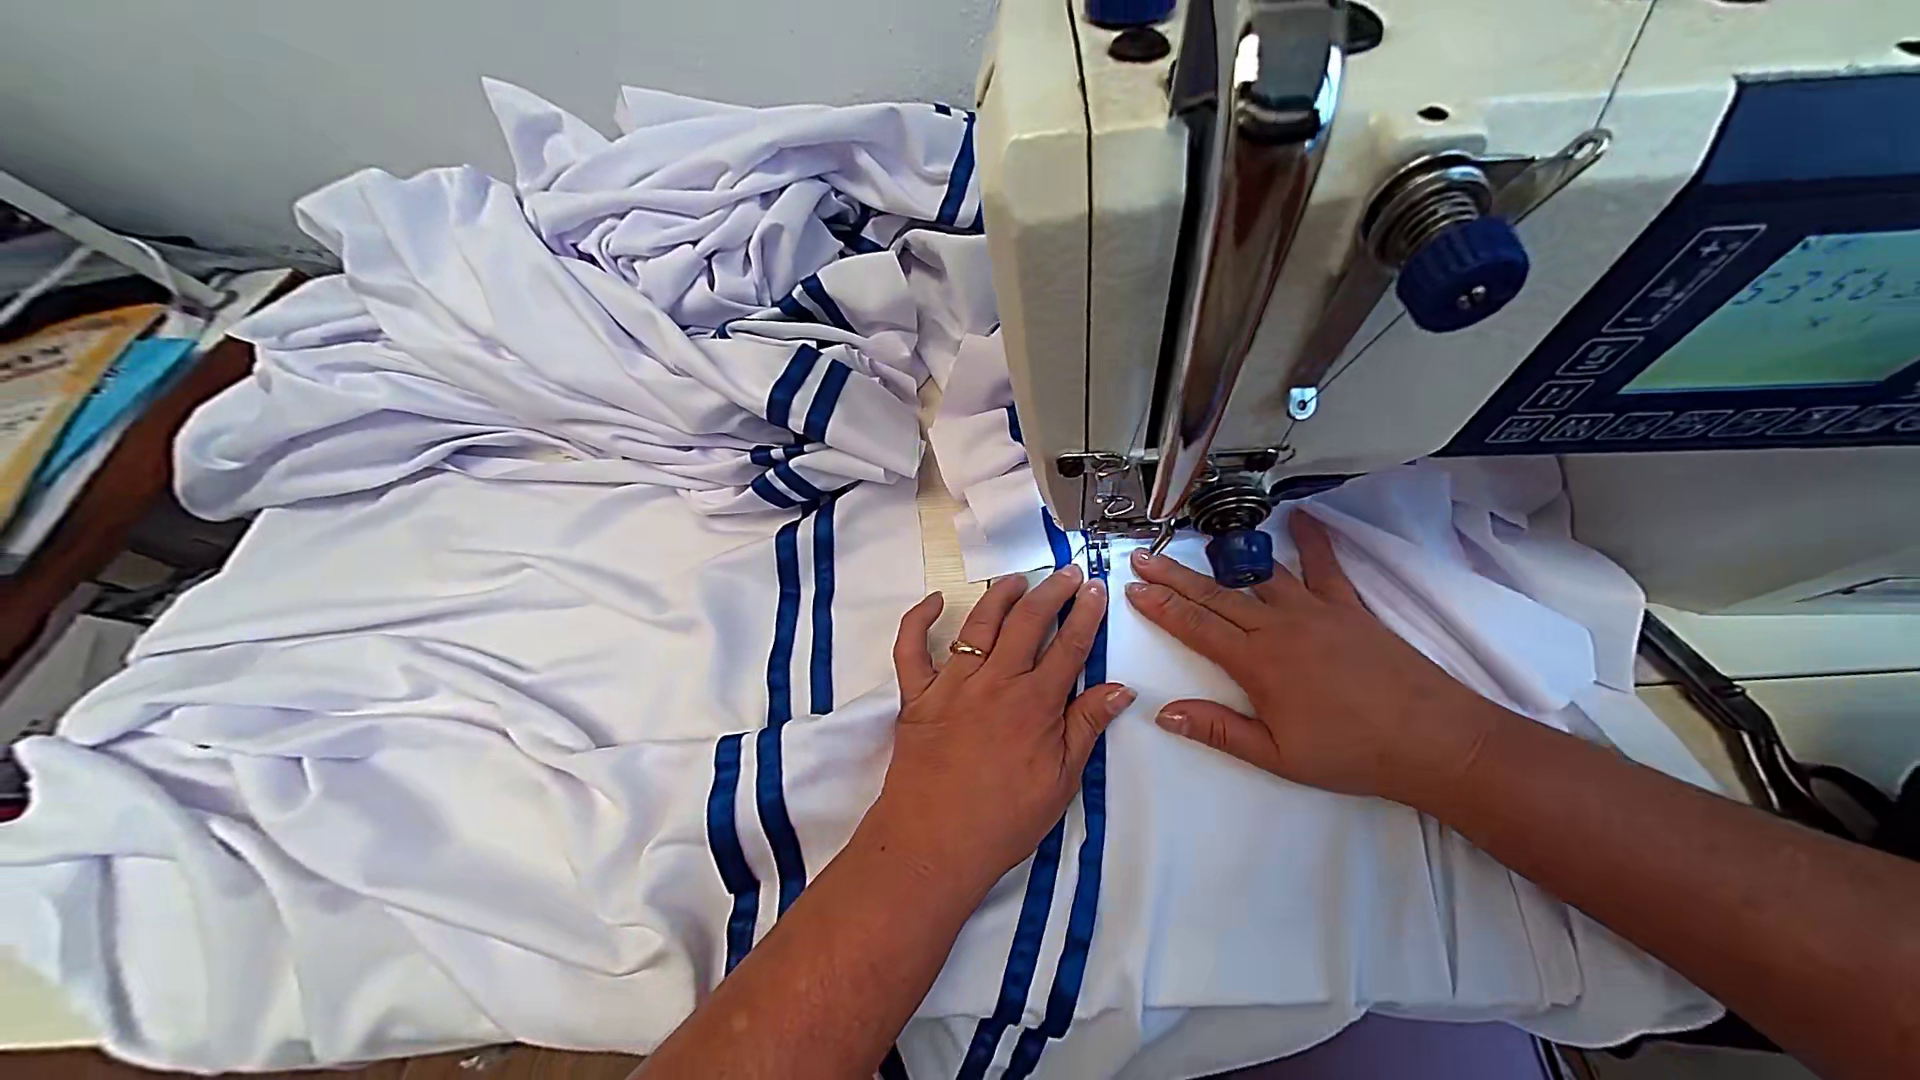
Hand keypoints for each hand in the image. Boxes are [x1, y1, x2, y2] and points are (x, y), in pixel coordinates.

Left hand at [866, 566, 1131, 888]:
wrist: (933, 844)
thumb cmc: (1002, 820)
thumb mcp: (1060, 781)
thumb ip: (1086, 727)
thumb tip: (1119, 689)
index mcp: (1034, 703)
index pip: (1069, 645)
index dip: (1086, 613)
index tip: (1095, 589)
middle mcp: (995, 682)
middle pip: (1028, 622)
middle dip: (1052, 592)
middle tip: (1066, 573)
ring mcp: (952, 684)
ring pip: (979, 623)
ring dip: (1000, 595)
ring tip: (1017, 579)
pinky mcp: (917, 694)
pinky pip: (911, 647)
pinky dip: (918, 620)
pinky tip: (933, 601)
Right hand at [1123, 512, 1510, 806]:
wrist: (1436, 741)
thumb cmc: (1352, 753)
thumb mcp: (1277, 755)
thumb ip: (1218, 730)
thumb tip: (1164, 713)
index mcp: (1257, 662)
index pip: (1195, 625)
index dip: (1160, 606)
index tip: (1134, 589)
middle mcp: (1279, 626)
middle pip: (1214, 595)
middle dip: (1172, 577)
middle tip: (1142, 559)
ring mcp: (1315, 611)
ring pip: (1256, 577)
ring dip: (1219, 562)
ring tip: (1192, 545)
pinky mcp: (1349, 607)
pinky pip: (1326, 567)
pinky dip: (1313, 541)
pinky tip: (1303, 519)